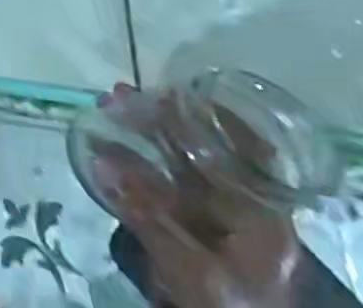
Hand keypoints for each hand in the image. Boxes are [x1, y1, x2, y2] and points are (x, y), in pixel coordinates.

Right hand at [94, 84, 302, 307]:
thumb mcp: (194, 270)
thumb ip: (148, 218)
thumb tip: (101, 163)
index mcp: (262, 219)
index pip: (251, 156)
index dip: (221, 120)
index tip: (183, 91)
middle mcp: (242, 212)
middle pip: (204, 154)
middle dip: (161, 120)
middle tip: (121, 93)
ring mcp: (215, 222)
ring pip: (177, 166)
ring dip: (140, 136)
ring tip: (106, 108)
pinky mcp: (191, 231)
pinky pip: (160, 187)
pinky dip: (132, 164)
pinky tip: (103, 149)